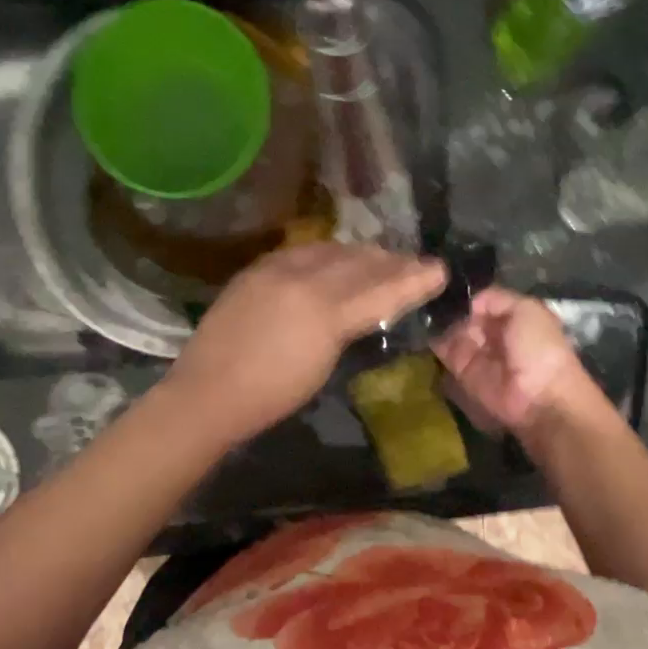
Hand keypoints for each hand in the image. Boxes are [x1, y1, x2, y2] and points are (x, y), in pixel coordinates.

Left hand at [162, 244, 446, 443]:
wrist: (208, 393)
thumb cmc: (269, 397)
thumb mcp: (320, 367)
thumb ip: (344, 330)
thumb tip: (363, 310)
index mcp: (324, 310)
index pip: (380, 287)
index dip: (413, 279)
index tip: (439, 270)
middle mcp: (303, 279)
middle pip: (358, 262)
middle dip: (390, 261)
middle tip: (415, 263)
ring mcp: (275, 270)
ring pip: (330, 251)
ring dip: (359, 254)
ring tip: (379, 258)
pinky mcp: (256, 271)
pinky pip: (302, 252)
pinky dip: (327, 254)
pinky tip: (332, 259)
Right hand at [432, 287, 606, 436]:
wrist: (537, 398)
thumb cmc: (539, 348)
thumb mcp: (526, 309)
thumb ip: (495, 298)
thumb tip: (467, 300)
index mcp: (511, 318)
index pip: (481, 301)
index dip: (465, 294)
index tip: (445, 282)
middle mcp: (492, 335)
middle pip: (463, 316)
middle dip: (449, 307)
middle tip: (429, 295)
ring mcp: (476, 353)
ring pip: (450, 331)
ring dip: (438, 321)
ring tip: (424, 307)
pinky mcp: (461, 372)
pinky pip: (443, 353)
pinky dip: (433, 340)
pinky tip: (424, 324)